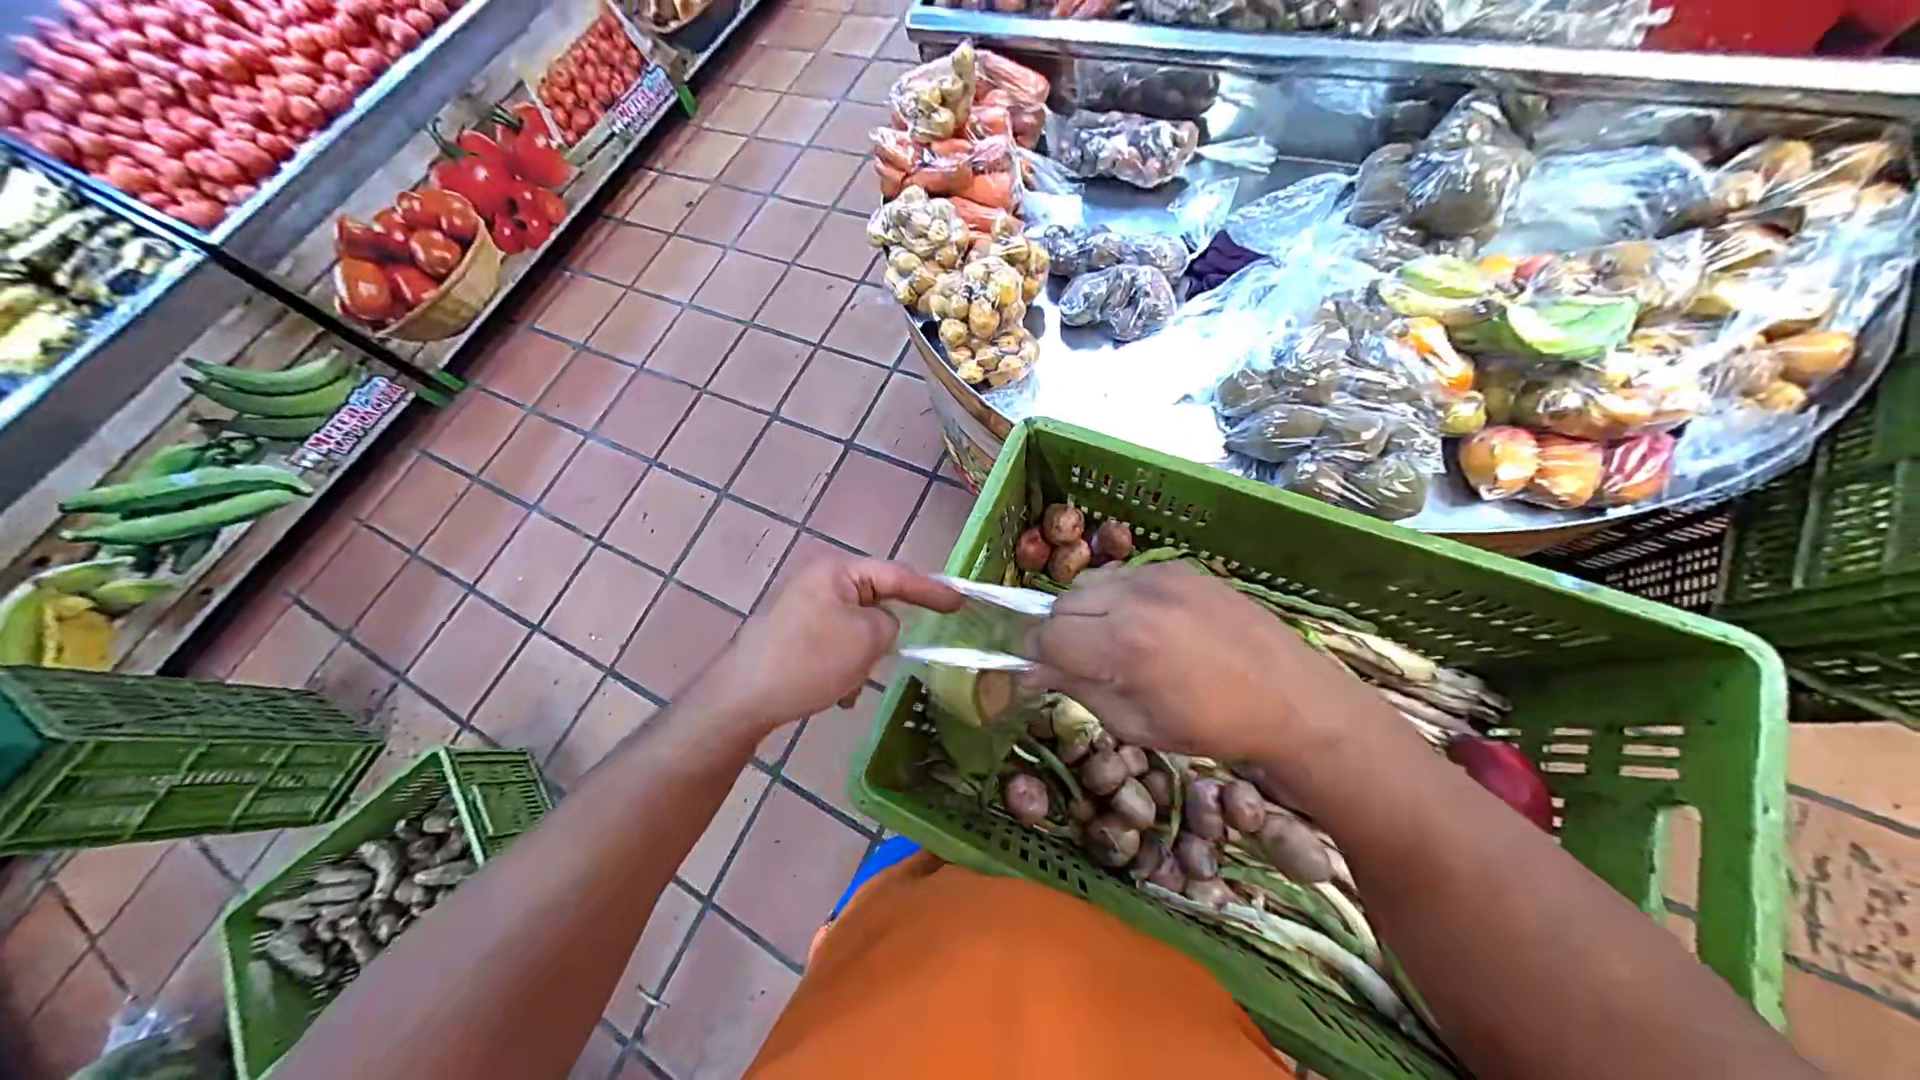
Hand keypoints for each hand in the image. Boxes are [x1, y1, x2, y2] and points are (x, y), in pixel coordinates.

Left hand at [702, 556, 962, 729]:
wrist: (744, 698)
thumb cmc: (809, 661)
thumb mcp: (867, 638)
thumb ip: (890, 623)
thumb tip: (880, 626)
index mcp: (837, 571)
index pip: (896, 574)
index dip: (931, 589)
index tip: (960, 601)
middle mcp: (820, 581)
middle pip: (875, 602)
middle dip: (884, 636)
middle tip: (893, 655)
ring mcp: (805, 608)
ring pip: (856, 630)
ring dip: (862, 659)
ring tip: (850, 686)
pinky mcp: (795, 634)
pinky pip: (836, 645)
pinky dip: (844, 668)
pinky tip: (836, 694)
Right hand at [1027, 563, 1384, 760]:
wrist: (1292, 697)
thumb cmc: (1213, 726)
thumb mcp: (1136, 725)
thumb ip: (1077, 690)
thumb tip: (1034, 671)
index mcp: (1123, 645)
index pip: (1046, 637)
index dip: (1037, 658)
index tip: (1044, 675)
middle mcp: (1135, 598)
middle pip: (1060, 604)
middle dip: (1059, 634)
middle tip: (1079, 662)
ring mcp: (1159, 575)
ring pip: (1088, 584)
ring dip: (1085, 612)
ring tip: (1113, 641)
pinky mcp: (1178, 566)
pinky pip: (1123, 576)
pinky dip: (1116, 597)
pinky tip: (1144, 624)